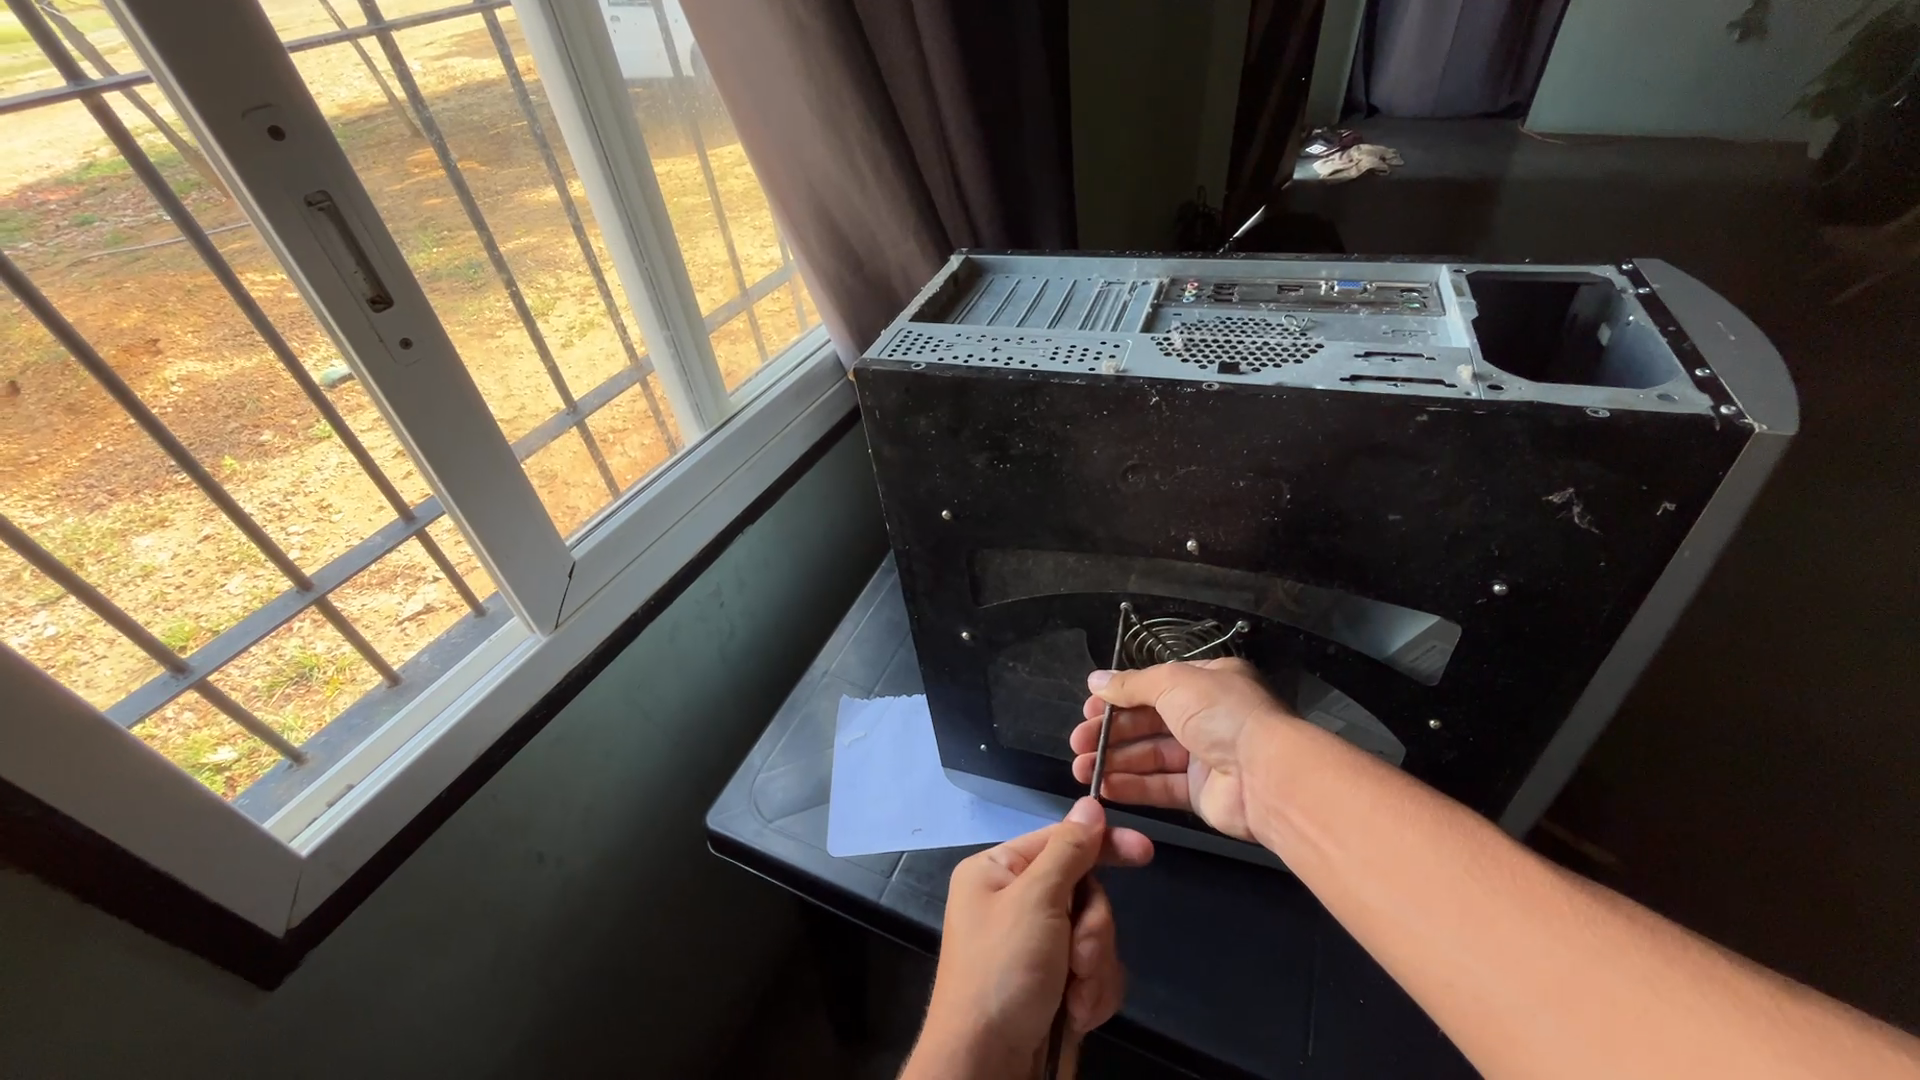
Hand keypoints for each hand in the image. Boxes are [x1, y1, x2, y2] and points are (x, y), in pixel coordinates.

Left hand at [906, 798, 1153, 1078]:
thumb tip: (1090, 802)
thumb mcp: (1035, 902)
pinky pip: (1094, 971)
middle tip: (1077, 958)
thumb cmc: (1001, 973)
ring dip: (1093, 968)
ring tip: (1072, 996)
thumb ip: (1069, 851)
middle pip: (1085, 892)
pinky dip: (1091, 993)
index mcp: (998, 872)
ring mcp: (1036, 946)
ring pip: (1095, 935)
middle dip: (1091, 930)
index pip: (1061, 841)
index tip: (1145, 851)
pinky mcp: (1053, 983)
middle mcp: (1015, 903)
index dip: (1104, 845)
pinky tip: (1074, 1014)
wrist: (984, 1067)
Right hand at [1069, 658, 1295, 841]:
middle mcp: (1206, 716)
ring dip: (1113, 760)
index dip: (1119, 697)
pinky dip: (1131, 786)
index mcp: (1207, 682)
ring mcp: (1204, 756)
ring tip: (1081, 768)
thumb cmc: (1221, 714)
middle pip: (1147, 722)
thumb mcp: (1172, 683)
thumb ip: (1131, 684)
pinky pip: (1159, 786)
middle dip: (1110, 731)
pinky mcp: (1200, 793)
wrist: (1268, 775)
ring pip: (1149, 756)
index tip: (1088, 708)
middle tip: (1077, 741)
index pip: (1154, 686)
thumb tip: (1094, 681)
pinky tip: (1103, 787)